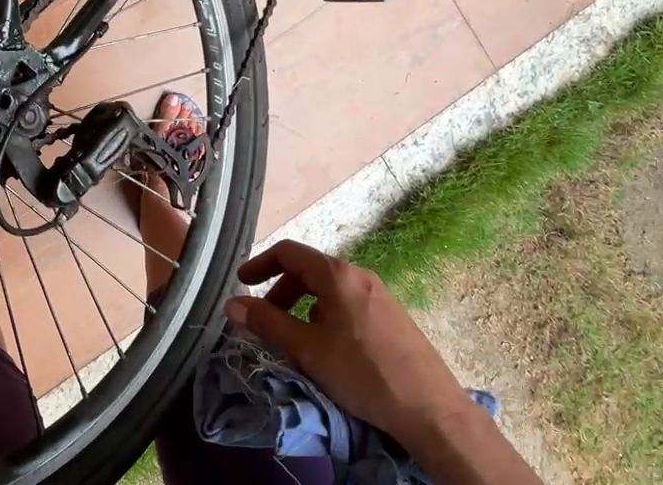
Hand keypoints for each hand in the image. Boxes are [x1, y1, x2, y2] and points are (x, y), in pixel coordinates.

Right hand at [226, 240, 477, 440]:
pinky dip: (326, 316)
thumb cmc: (363, 373)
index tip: (241, 282)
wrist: (431, 410)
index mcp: (337, 275)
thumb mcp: (307, 350)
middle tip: (265, 318)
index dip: (260, 264)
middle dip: (281, 291)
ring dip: (303, 306)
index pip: (289, 252)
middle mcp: (359, 275)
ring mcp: (380, 295)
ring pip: (330, 290)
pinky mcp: (393, 317)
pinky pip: (348, 304)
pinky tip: (330, 349)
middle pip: (309, 270)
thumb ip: (267, 323)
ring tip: (296, 339)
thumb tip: (231, 304)